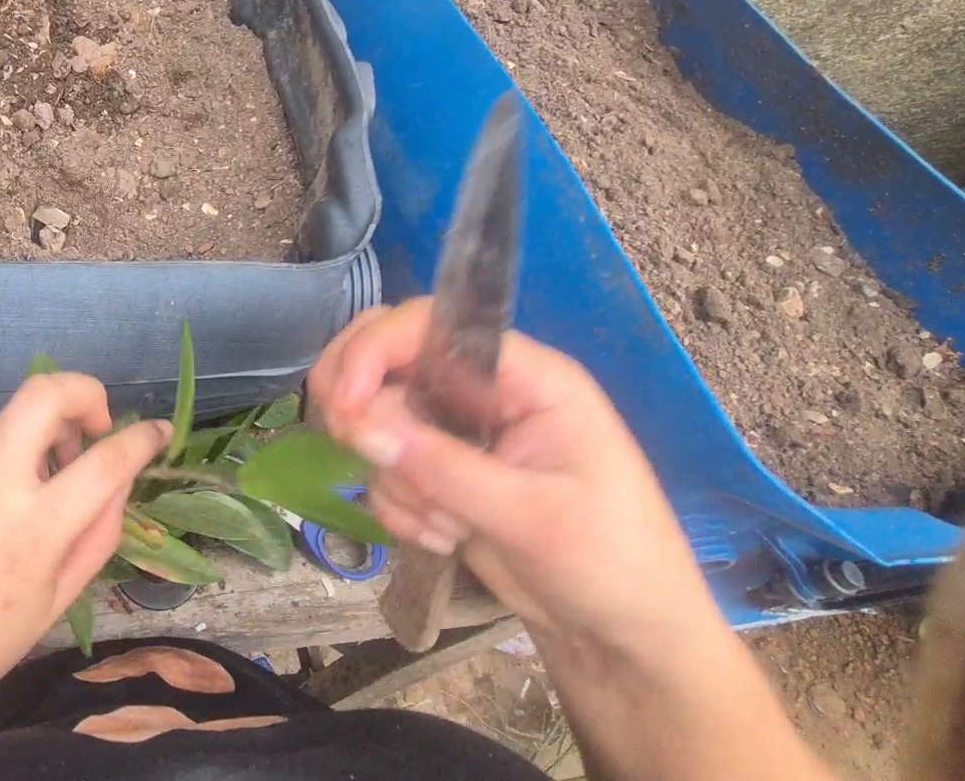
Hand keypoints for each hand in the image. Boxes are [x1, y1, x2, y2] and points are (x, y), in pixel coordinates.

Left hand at [0, 373, 170, 734]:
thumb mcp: (61, 597)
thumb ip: (101, 531)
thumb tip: (121, 478)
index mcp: (33, 530)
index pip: (104, 462)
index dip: (143, 439)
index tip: (161, 432)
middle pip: (46, 392)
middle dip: (87, 392)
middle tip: (99, 430)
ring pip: (19, 407)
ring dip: (55, 418)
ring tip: (61, 466)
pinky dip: (25, 440)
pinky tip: (24, 484)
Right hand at [308, 299, 722, 664]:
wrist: (621, 637)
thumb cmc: (610, 565)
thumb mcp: (532, 516)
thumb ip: (444, 467)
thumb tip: (359, 426)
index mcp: (524, 376)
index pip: (429, 327)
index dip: (375, 351)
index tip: (343, 406)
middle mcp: (483, 390)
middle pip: (388, 354)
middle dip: (359, 399)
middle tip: (348, 443)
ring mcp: (457, 430)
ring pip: (378, 419)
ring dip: (394, 477)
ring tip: (448, 526)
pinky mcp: (438, 470)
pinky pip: (384, 467)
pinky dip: (395, 504)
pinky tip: (442, 538)